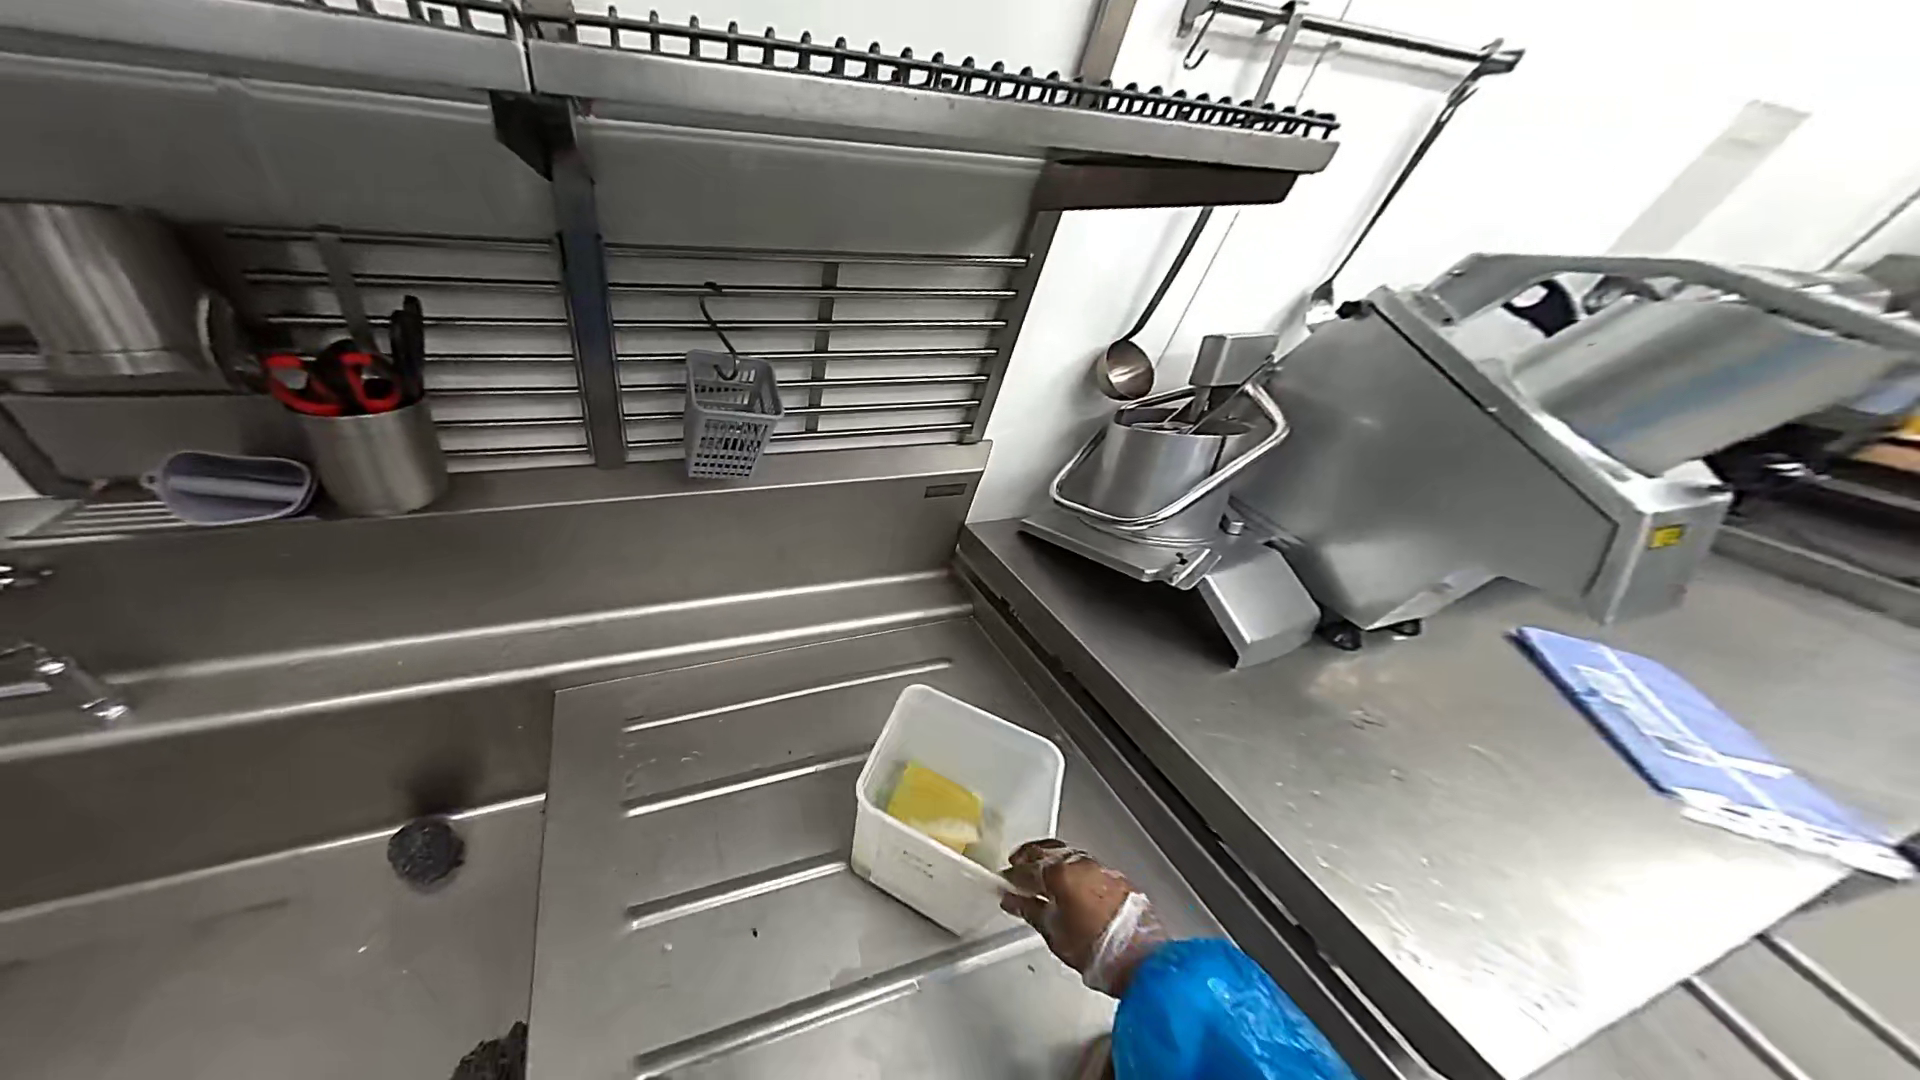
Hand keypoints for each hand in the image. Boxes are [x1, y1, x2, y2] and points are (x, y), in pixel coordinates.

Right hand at [1000, 839, 1164, 994]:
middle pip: (1047, 852)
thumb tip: (1015, 901)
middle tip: (1017, 868)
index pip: (1027, 869)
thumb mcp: (1054, 934)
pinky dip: (1072, 869)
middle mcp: (1081, 863)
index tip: (1005, 883)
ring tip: (1042, 877)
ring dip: (1051, 861)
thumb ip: (1031, 911)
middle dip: (1029, 858)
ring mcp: (1101, 868)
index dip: (1012, 877)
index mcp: (1060, 873)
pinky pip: (1086, 866)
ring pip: (1068, 855)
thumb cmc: (1101, 952)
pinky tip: (1069, 884)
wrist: (1143, 962)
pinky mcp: (1116, 878)